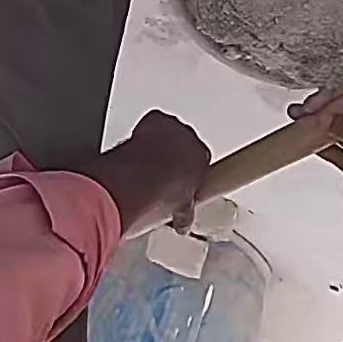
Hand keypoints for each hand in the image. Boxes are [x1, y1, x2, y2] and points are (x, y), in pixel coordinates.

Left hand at [80, 110, 210, 234]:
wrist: (147, 175)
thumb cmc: (164, 191)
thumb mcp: (181, 208)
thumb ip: (185, 211)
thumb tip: (182, 223)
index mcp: (202, 156)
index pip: (200, 159)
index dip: (188, 169)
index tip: (179, 178)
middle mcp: (191, 137)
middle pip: (184, 142)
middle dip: (174, 154)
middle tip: (161, 171)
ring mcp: (172, 126)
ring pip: (168, 131)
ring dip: (160, 142)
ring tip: (147, 160)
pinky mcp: (156, 118)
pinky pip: (153, 122)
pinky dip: (146, 130)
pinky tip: (140, 145)